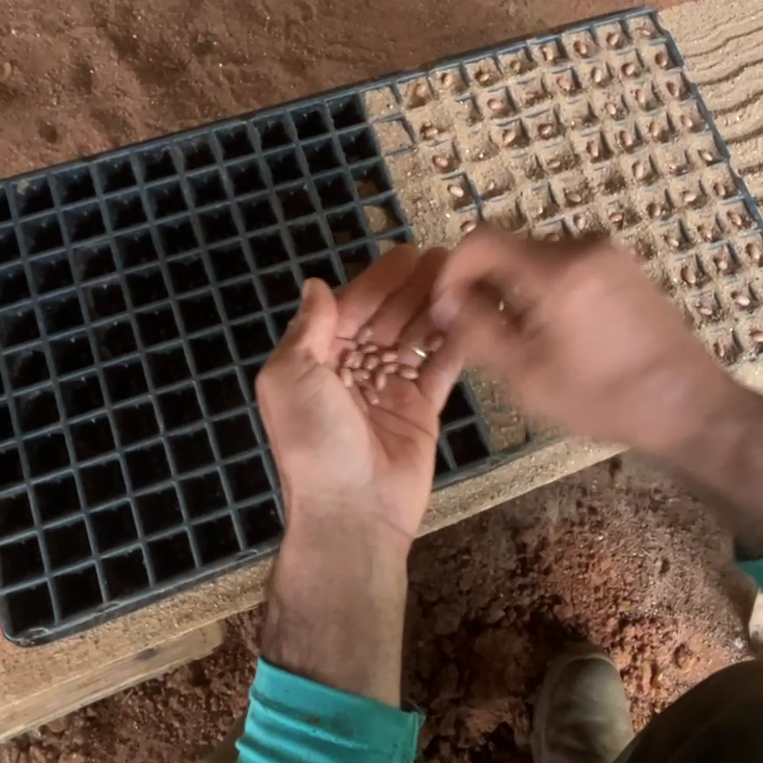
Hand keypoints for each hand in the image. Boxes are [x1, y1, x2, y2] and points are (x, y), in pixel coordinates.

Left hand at [252, 245, 466, 704]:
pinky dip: (453, 345)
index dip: (377, 279)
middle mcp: (354, 369)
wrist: (353, 512)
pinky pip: (439, 370)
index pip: (351, 307)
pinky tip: (471, 319)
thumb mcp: (291, 379)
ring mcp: (389, 389)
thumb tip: (314, 285)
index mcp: (318, 360)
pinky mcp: (421, 411)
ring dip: (435, 307)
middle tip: (447, 257)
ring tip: (463, 279)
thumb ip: (306, 330)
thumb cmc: (316, 441)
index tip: (407, 251)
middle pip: (387, 317)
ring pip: (414, 338)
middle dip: (412, 287)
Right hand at [430, 230, 762, 555]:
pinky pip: (563, 263)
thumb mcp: (528, 376)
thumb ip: (477, 330)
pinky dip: (543, 287)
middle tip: (480, 332)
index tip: (446, 309)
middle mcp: (581, 246)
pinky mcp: (622, 264)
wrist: (692, 406)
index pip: (479, 240)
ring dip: (513, 288)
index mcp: (556, 270)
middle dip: (484, 285)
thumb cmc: (606, 399)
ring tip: (520, 338)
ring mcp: (607, 251)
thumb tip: (444, 300)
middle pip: (507, 247)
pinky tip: (555, 330)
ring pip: (534, 256)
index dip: (452, 270)